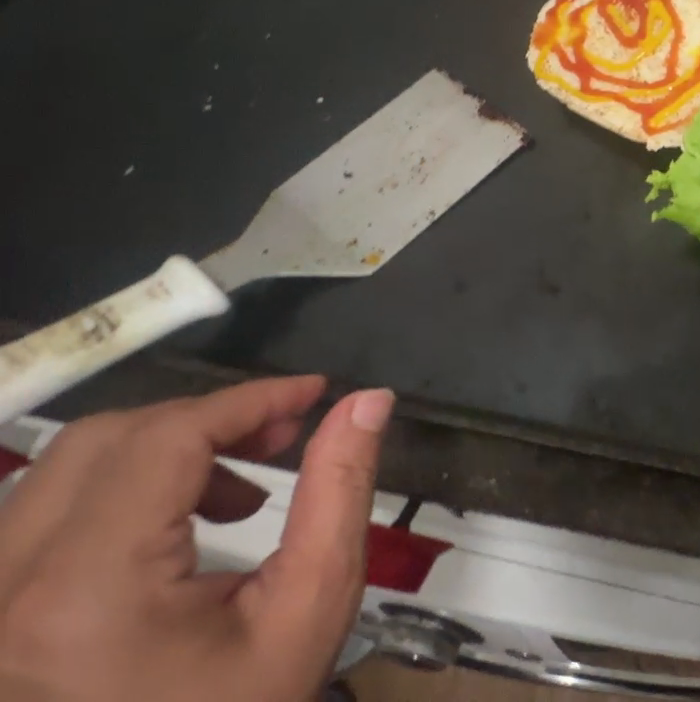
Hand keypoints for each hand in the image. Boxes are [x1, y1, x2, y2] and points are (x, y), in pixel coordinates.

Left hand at [0, 377, 392, 701]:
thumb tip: (367, 402)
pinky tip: (181, 522)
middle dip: (208, 418)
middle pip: (104, 440)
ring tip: (243, 484)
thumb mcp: (311, 602)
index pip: (165, 441)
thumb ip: (340, 492)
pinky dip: (121, 488)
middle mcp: (3, 587)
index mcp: (86, 589)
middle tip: (287, 434)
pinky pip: (41, 511)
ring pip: (65, 468)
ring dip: (164, 450)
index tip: (316, 394)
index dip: (248, 400)